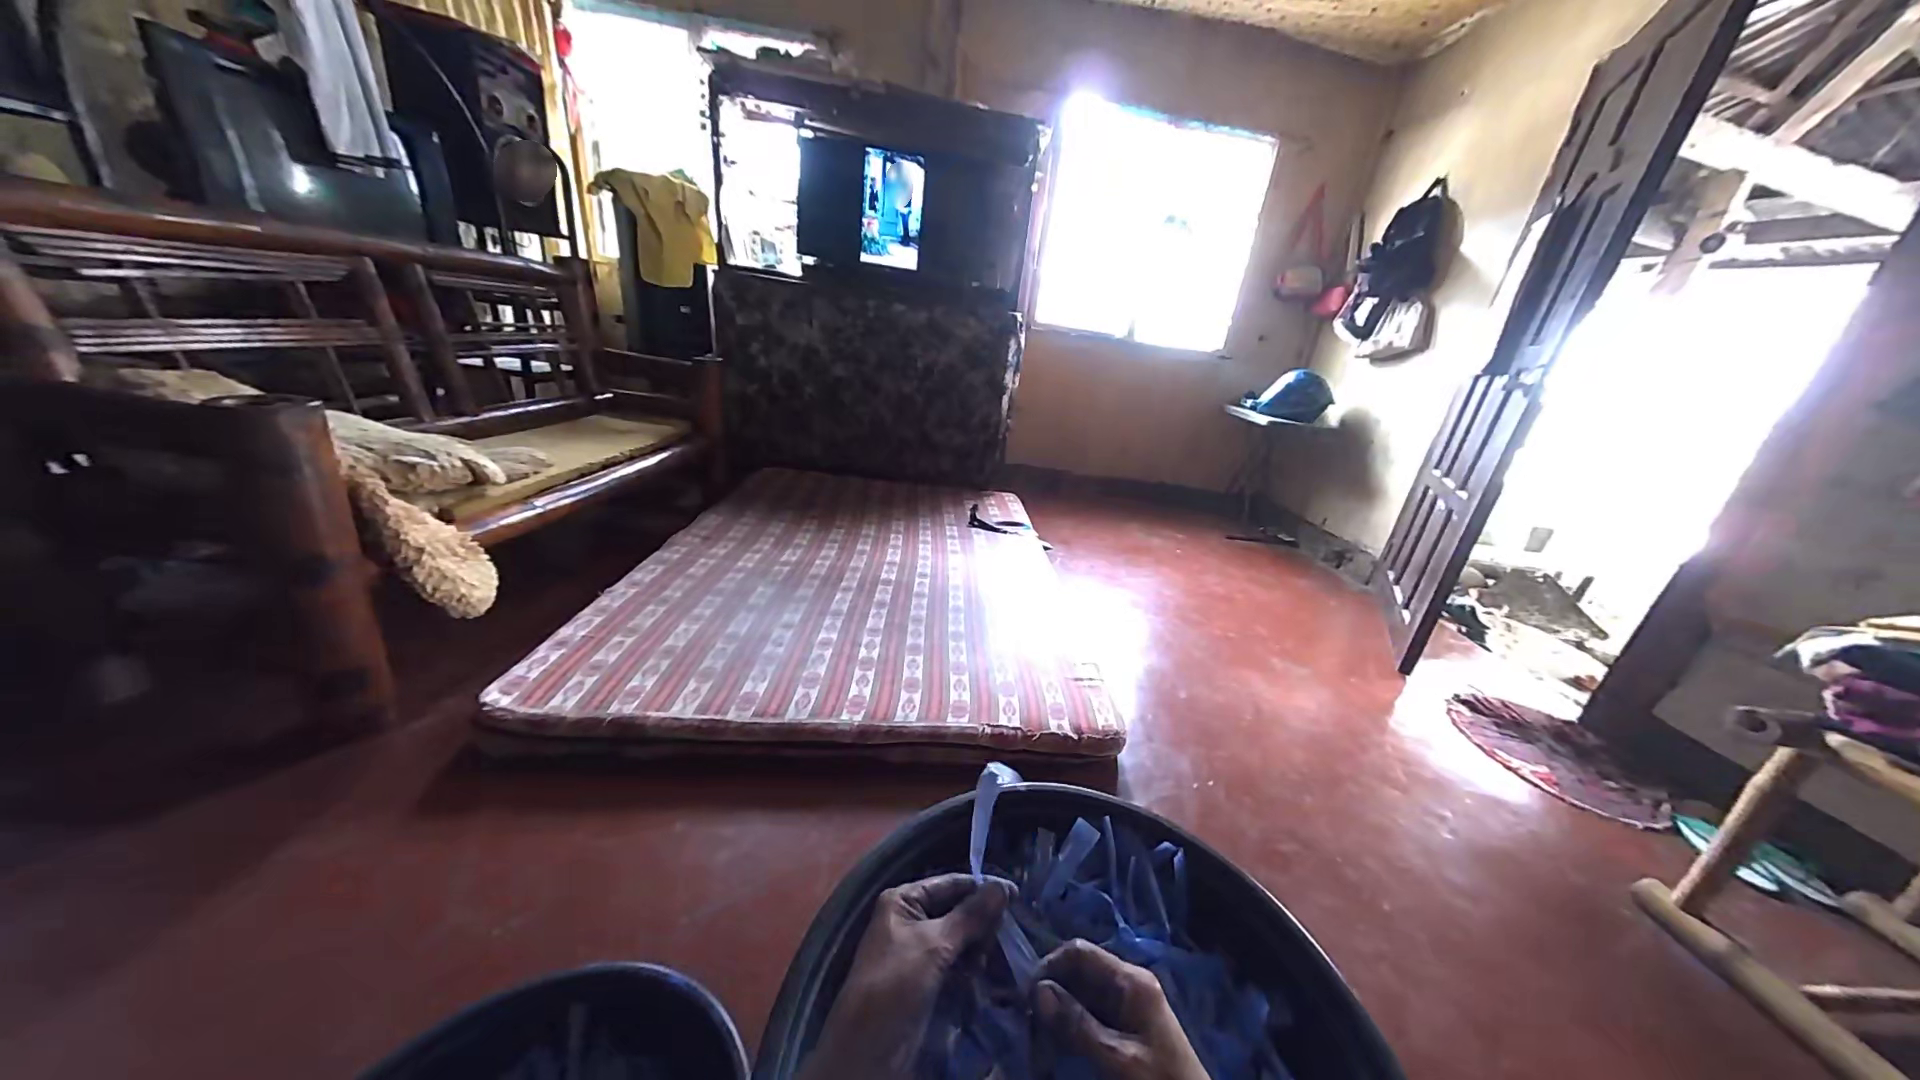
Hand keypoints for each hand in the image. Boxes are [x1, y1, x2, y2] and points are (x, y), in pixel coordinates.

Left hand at [798, 873, 1014, 1079]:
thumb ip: (971, 916)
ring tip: (996, 958)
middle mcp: (912, 919)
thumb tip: (1003, 886)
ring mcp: (919, 950)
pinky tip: (987, 973)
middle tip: (1006, 935)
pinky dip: (972, 966)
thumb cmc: (895, 984)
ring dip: (979, 946)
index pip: (951, 882)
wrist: (867, 1050)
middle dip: (981, 921)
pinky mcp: (928, 978)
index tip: (1016, 895)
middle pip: (957, 909)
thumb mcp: (934, 945)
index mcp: (904, 900)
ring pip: (960, 937)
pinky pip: (957, 962)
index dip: (982, 888)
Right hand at [1032, 939, 1209, 1079]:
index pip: (1080, 951)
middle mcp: (1128, 982)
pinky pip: (1091, 1012)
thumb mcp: (1118, 1060)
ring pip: (1082, 992)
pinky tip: (1059, 1043)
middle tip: (1029, 1021)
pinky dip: (1072, 1023)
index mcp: (1131, 980)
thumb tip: (1037, 990)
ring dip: (1059, 1009)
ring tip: (1039, 1034)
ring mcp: (1129, 1003)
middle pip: (1079, 970)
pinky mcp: (1127, 1024)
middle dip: (1052, 990)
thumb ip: (1078, 1025)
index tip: (1027, 997)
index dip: (1050, 967)